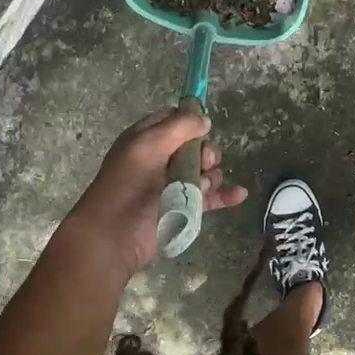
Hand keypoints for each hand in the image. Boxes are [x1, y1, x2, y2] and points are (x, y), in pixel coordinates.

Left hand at [77, 106, 248, 269]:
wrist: (115, 235)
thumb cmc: (127, 184)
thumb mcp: (148, 145)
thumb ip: (179, 126)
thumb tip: (205, 120)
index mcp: (146, 140)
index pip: (174, 120)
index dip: (190, 121)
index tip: (203, 128)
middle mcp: (161, 160)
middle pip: (197, 147)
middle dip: (205, 153)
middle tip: (201, 163)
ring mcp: (173, 185)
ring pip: (206, 171)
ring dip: (211, 176)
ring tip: (201, 187)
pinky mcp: (184, 207)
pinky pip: (211, 197)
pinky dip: (225, 195)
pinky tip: (239, 194)